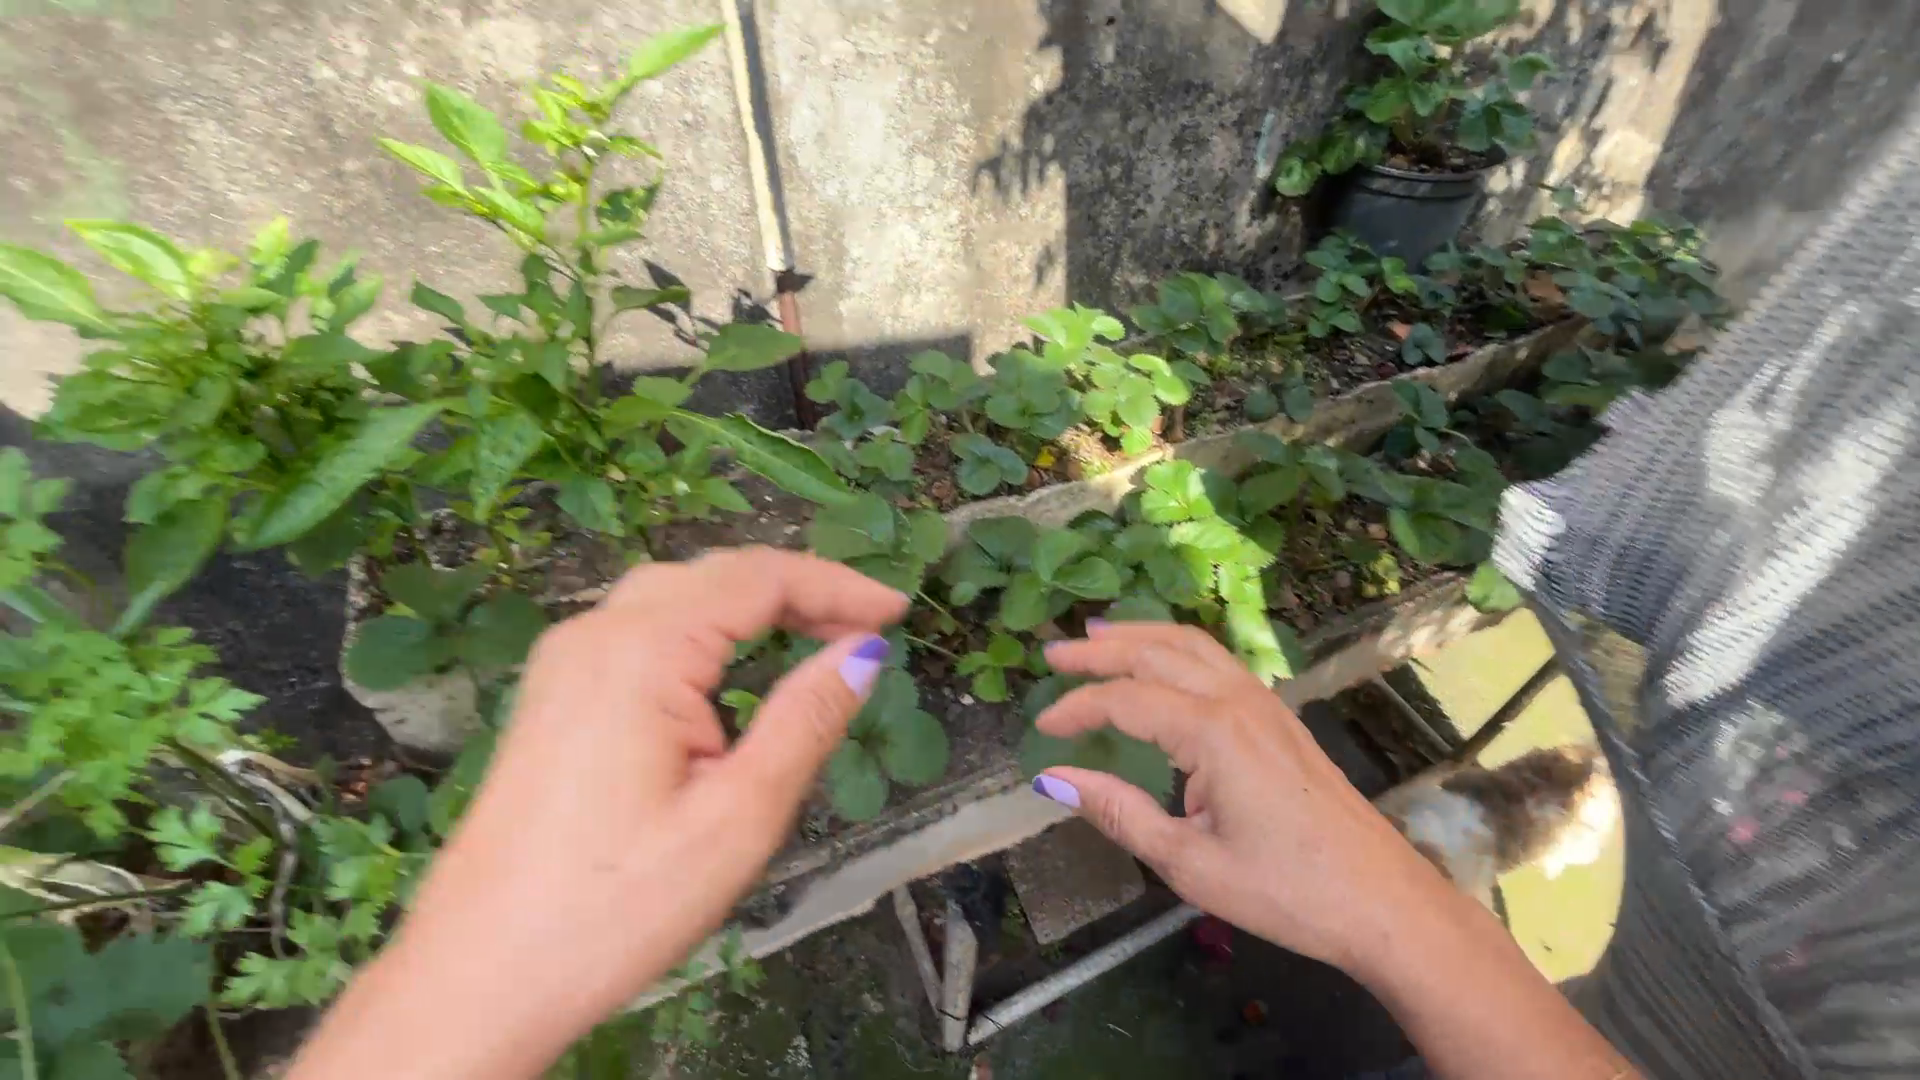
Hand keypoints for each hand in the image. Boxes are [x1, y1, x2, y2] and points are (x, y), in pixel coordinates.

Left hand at [289, 548, 905, 1079]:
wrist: (472, 981)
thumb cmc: (616, 906)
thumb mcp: (739, 816)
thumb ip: (808, 719)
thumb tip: (864, 650)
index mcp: (642, 649)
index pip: (759, 578)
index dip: (837, 585)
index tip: (898, 609)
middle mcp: (597, 632)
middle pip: (719, 574)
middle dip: (802, 588)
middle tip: (869, 624)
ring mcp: (567, 658)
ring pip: (681, 593)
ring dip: (756, 602)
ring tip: (820, 631)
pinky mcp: (557, 689)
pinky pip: (648, 624)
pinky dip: (712, 624)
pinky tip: (738, 657)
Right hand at [1031, 620, 1451, 978]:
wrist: (1385, 902)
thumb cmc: (1286, 890)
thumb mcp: (1190, 863)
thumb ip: (1119, 813)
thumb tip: (1055, 778)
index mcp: (1212, 732)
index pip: (1125, 701)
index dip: (1077, 708)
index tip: (1042, 727)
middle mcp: (1236, 699)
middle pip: (1155, 653)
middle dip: (1099, 649)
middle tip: (1054, 651)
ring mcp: (1262, 701)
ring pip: (1190, 644)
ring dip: (1139, 635)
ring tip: (1098, 633)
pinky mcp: (1277, 713)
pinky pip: (1215, 659)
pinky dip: (1175, 647)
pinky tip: (1161, 661)